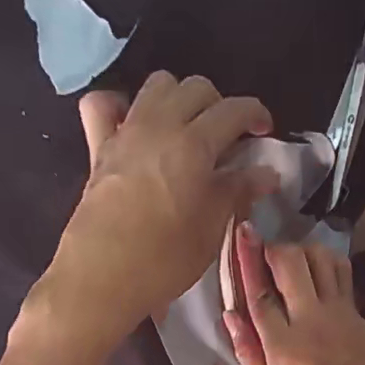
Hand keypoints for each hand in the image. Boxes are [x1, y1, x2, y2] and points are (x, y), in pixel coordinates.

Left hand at [21, 73, 275, 359]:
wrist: (101, 278)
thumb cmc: (164, 260)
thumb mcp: (210, 230)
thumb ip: (237, 192)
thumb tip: (267, 173)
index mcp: (194, 144)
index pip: (234, 109)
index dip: (255, 113)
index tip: (263, 132)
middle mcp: (159, 126)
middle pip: (196, 88)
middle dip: (217, 105)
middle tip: (225, 138)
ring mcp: (125, 134)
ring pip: (156, 86)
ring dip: (176, 98)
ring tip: (184, 130)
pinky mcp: (97, 150)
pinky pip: (101, 106)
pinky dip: (118, 106)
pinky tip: (131, 125)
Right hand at [223, 224, 364, 364]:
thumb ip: (249, 354)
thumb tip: (230, 317)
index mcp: (281, 344)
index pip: (259, 295)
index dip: (247, 262)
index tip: (242, 236)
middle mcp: (308, 319)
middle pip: (291, 265)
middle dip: (274, 247)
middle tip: (264, 246)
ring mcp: (337, 311)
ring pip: (319, 260)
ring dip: (301, 250)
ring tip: (290, 258)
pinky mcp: (356, 309)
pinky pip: (341, 272)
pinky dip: (326, 260)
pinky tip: (317, 267)